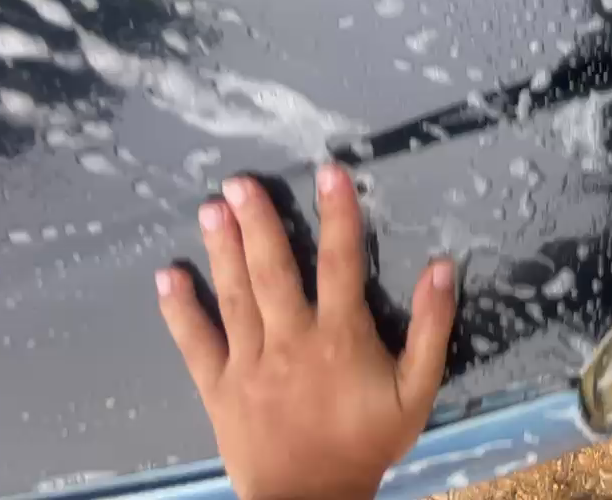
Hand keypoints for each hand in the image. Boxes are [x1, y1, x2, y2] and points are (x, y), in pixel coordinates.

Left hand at [155, 165, 457, 499]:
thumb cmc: (371, 438)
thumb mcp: (420, 387)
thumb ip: (433, 326)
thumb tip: (442, 266)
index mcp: (340, 334)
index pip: (340, 260)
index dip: (337, 214)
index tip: (330, 174)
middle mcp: (290, 339)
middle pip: (273, 270)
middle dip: (258, 222)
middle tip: (239, 182)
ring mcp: (248, 363)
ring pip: (234, 296)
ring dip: (222, 249)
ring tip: (210, 208)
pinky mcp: (218, 389)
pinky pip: (195, 343)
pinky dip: (180, 310)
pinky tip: (169, 276)